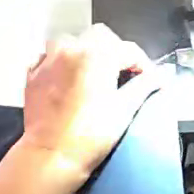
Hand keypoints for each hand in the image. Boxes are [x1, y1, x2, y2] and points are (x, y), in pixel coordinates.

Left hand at [15, 25, 155, 193]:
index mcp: (97, 56)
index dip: (143, 64)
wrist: (52, 156)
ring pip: (72, 43)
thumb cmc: (86, 138)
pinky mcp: (34, 75)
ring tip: (95, 74)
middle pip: (100, 37)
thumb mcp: (125, 109)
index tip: (148, 77)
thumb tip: (158, 77)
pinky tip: (70, 82)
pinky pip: (50, 58)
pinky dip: (63, 64)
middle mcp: (71, 52)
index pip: (129, 49)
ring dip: (87, 53)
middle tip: (125, 73)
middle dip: (115, 51)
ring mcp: (49, 62)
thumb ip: (144, 86)